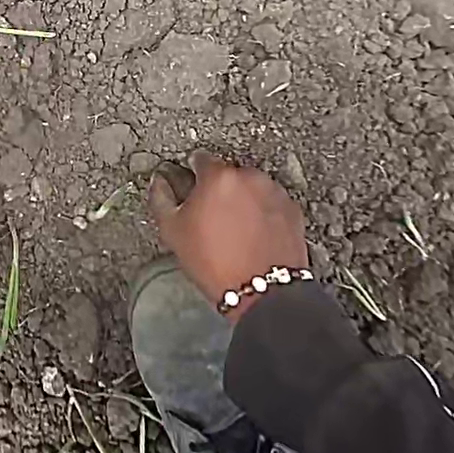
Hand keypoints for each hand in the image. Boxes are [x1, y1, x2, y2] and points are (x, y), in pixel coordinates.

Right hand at [147, 151, 308, 318]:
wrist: (264, 293)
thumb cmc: (214, 261)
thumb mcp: (172, 231)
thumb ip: (161, 197)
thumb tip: (160, 180)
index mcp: (219, 176)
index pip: (201, 159)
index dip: (193, 176)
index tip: (192, 193)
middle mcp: (249, 176)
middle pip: (228, 173)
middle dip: (219, 189)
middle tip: (213, 218)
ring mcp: (274, 192)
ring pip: (250, 186)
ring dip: (242, 198)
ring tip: (236, 229)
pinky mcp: (292, 209)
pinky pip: (270, 201)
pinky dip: (263, 211)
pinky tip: (254, 235)